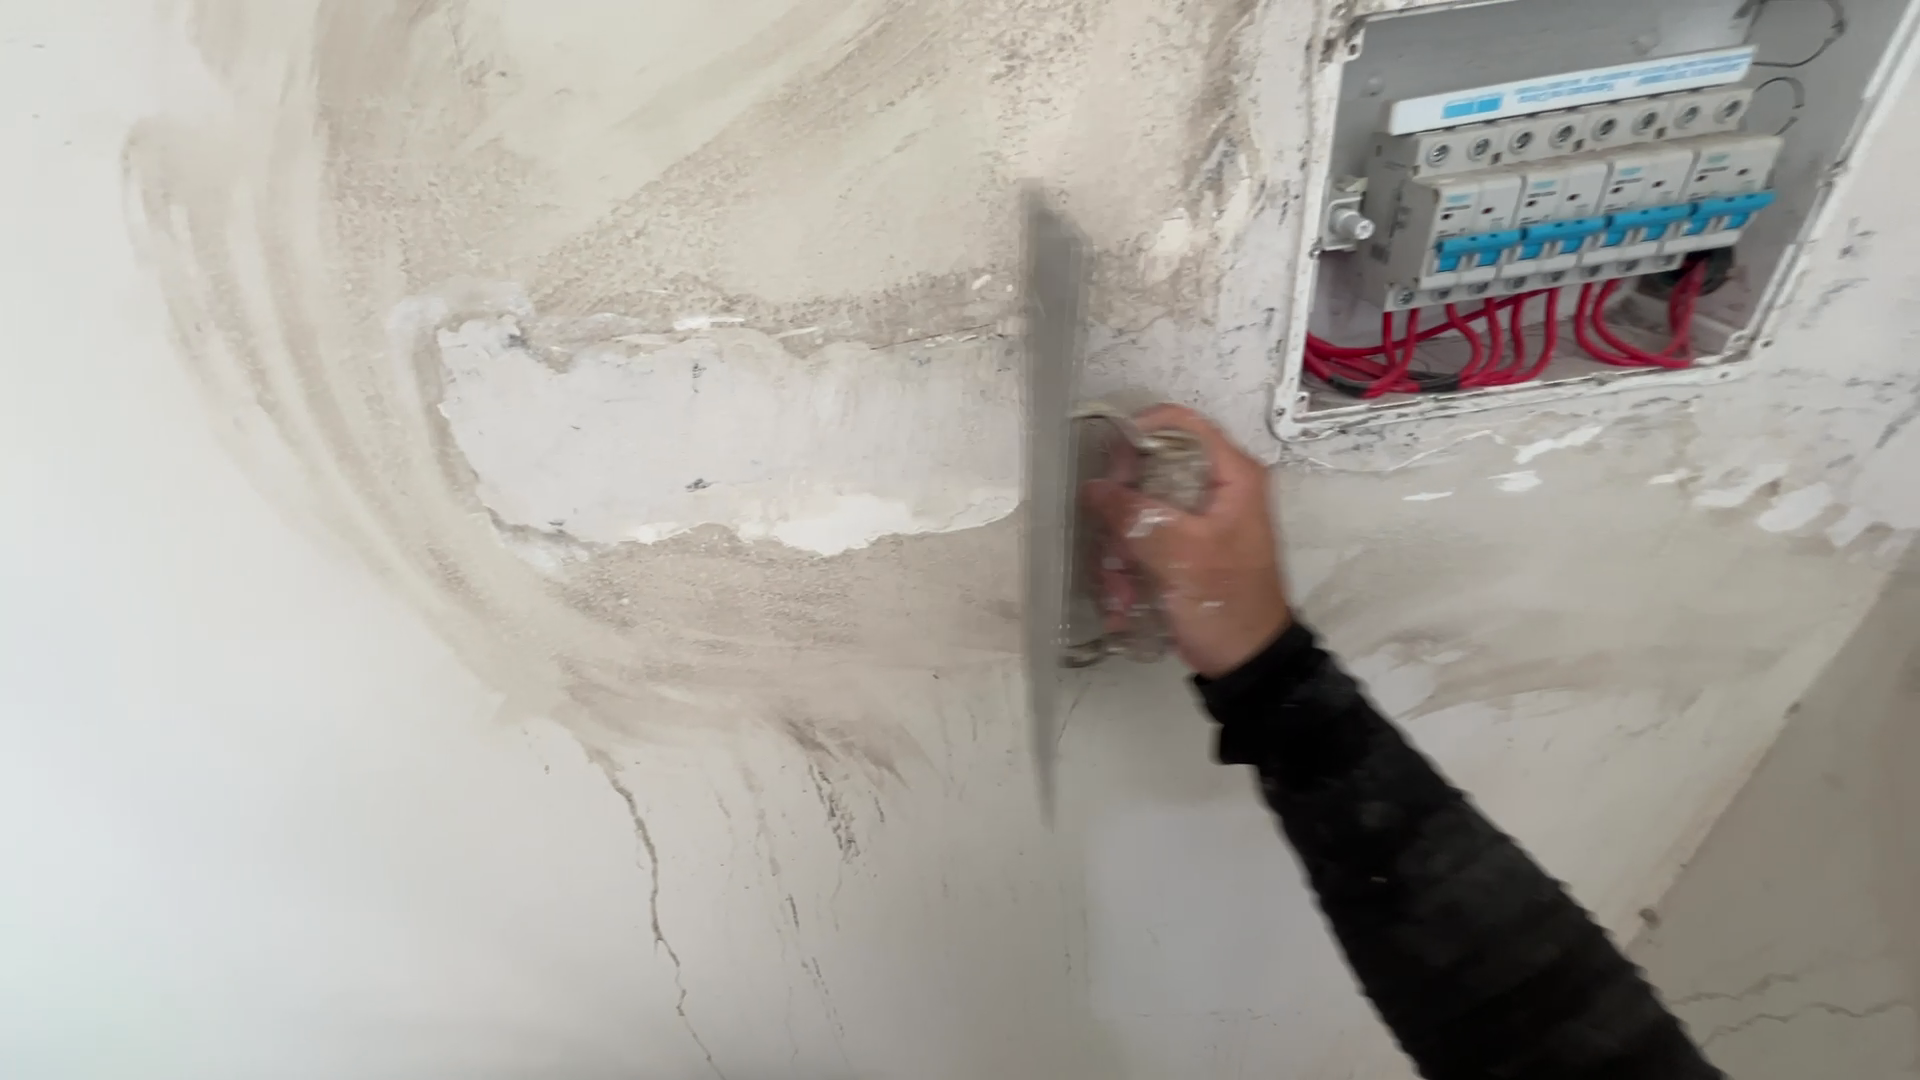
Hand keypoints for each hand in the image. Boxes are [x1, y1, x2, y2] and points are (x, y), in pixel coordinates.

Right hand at [1080, 404, 1289, 678]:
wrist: (1245, 660)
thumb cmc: (1224, 603)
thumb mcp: (1181, 555)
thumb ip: (1136, 515)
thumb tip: (1093, 487)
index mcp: (1231, 474)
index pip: (1178, 424)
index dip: (1138, 438)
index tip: (1112, 473)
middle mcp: (1214, 486)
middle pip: (1148, 469)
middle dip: (1122, 513)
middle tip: (1113, 542)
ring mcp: (1194, 517)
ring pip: (1137, 508)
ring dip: (1119, 550)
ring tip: (1119, 587)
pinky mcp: (1179, 545)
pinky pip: (1139, 539)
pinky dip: (1126, 567)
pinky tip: (1124, 599)